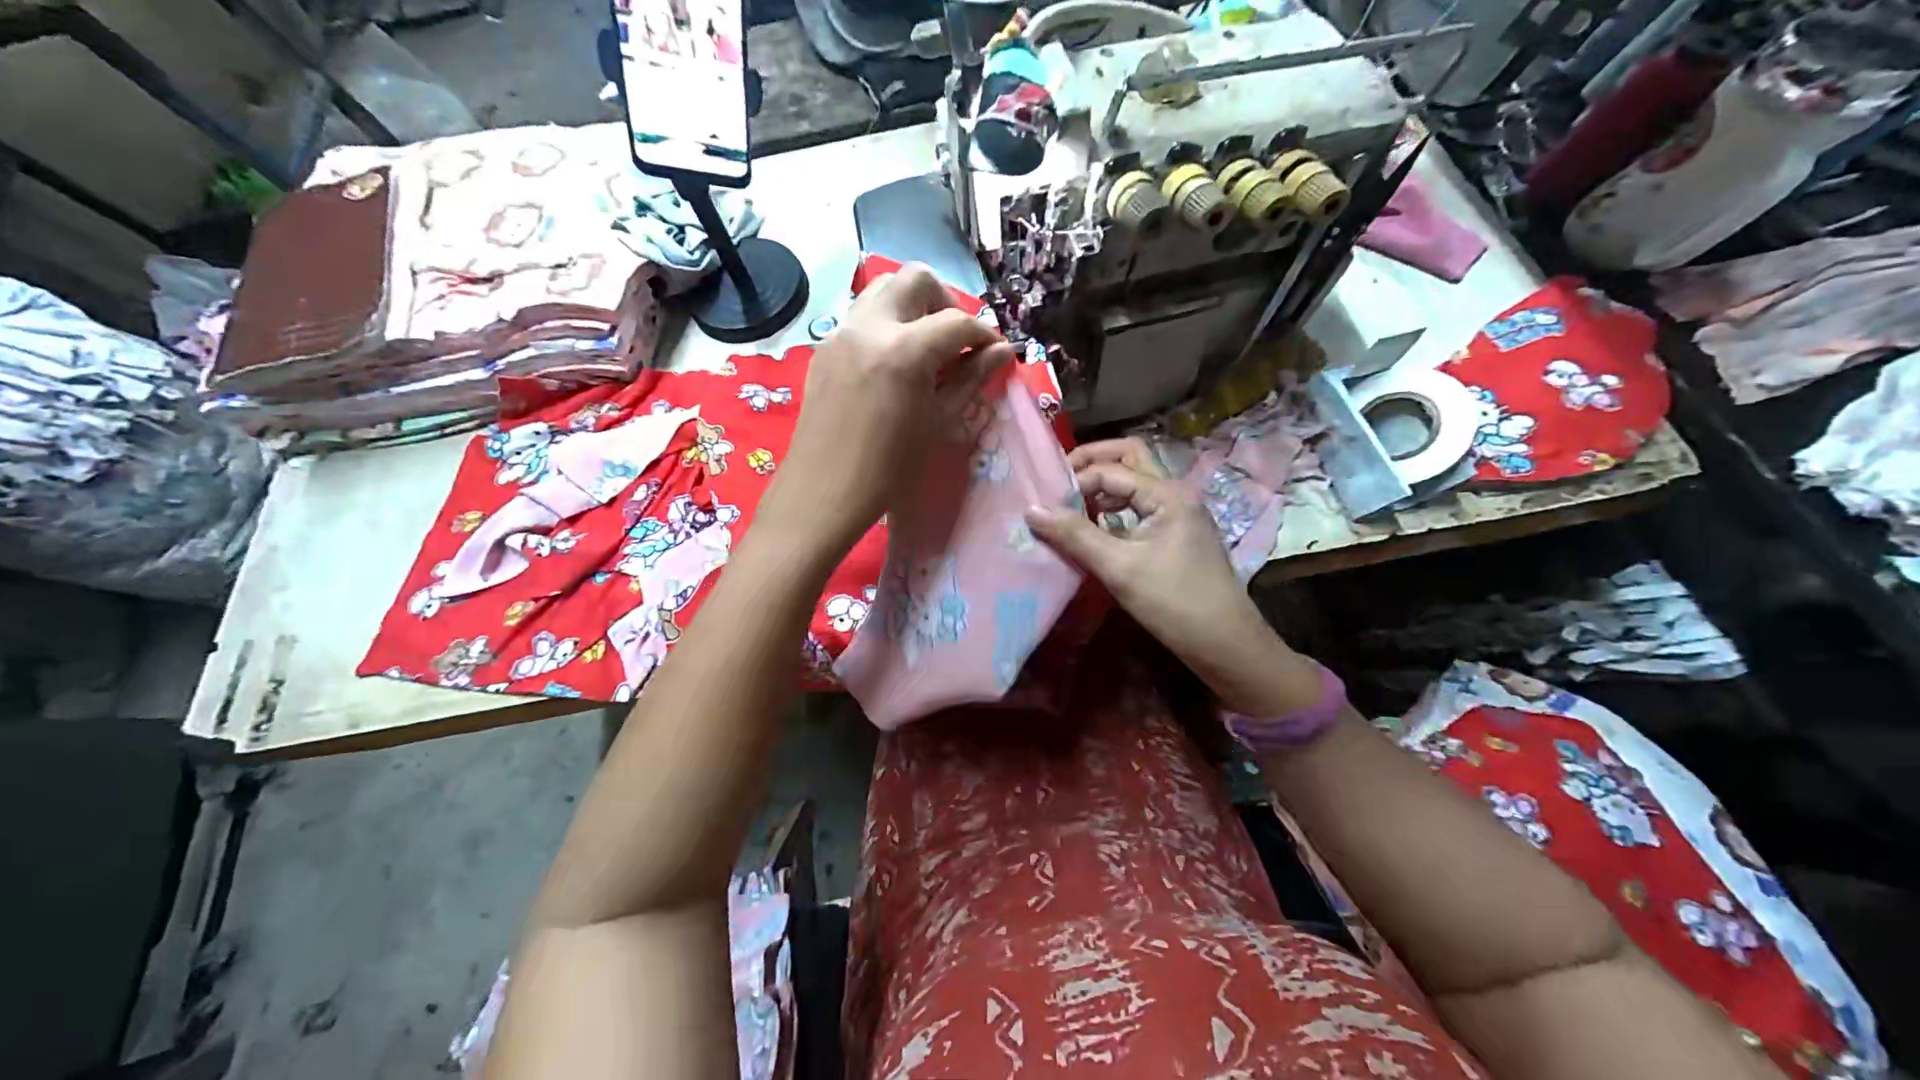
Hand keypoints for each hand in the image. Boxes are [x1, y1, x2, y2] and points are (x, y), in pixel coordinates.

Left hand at [769, 263, 1013, 554]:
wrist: (824, 491)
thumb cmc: (889, 468)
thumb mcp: (938, 421)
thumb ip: (971, 378)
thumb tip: (1003, 351)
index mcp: (904, 350)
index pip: (957, 322)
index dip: (984, 335)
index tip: (995, 352)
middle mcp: (870, 326)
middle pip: (916, 279)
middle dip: (945, 302)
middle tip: (956, 340)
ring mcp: (842, 332)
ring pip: (884, 288)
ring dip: (913, 305)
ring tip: (926, 346)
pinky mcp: (826, 346)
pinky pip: (863, 315)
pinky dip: (888, 322)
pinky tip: (895, 362)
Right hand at [1025, 438, 1317, 714]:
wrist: (1223, 643)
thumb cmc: (1173, 603)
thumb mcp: (1119, 568)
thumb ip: (1075, 536)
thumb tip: (1031, 510)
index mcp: (1167, 494)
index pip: (1110, 470)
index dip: (1075, 482)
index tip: (1043, 502)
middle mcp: (1175, 493)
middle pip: (1129, 459)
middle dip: (1091, 464)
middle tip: (1057, 483)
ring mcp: (1178, 512)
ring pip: (1134, 483)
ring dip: (1102, 487)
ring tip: (1070, 507)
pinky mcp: (1175, 533)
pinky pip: (1139, 506)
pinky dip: (1114, 508)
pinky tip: (1094, 528)